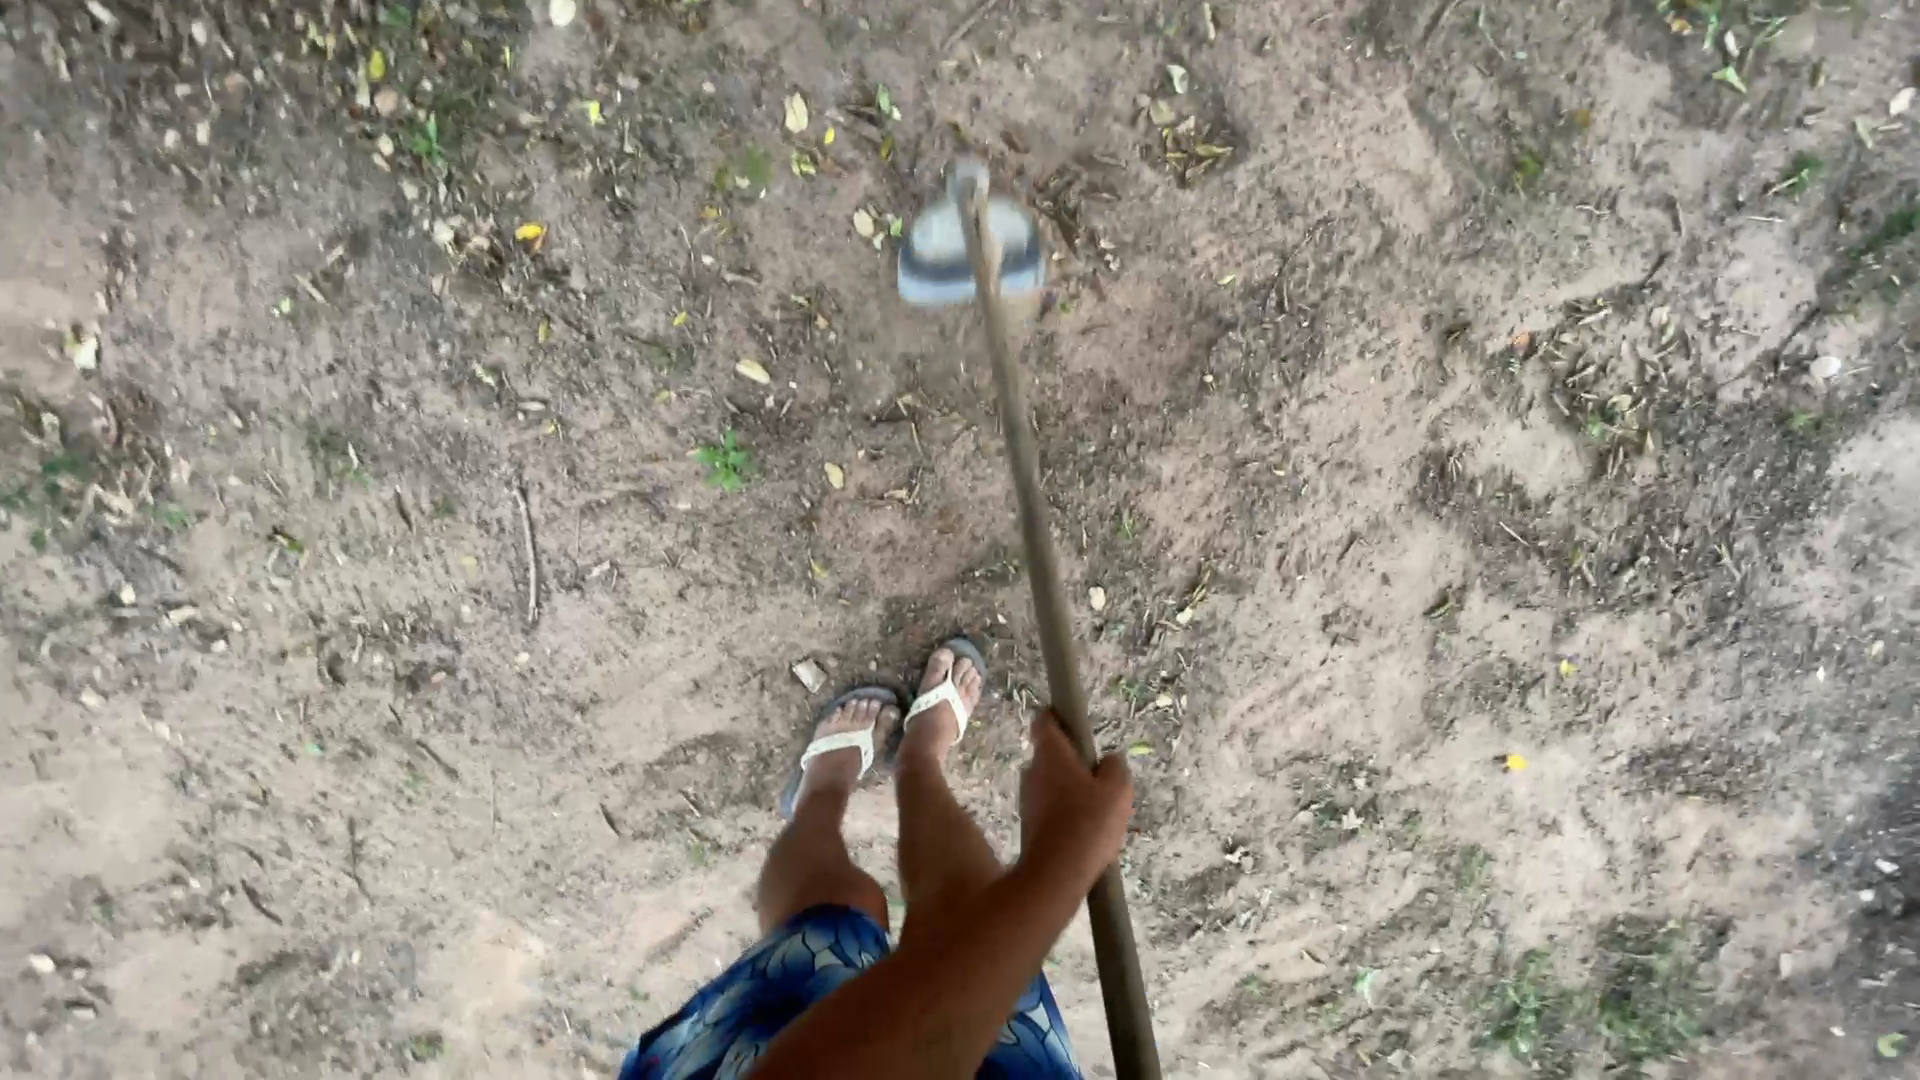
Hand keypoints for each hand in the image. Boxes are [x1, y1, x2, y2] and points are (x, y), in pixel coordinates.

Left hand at [1017, 709, 1133, 890]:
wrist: (1056, 873)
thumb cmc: (1088, 822)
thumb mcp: (1118, 790)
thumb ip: (1115, 768)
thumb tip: (1109, 760)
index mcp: (1051, 753)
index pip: (1045, 720)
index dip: (1058, 717)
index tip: (1074, 724)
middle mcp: (1032, 769)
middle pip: (1051, 754)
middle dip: (1072, 761)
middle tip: (1098, 777)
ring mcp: (1027, 797)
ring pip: (1051, 782)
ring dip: (1069, 789)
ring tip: (1096, 810)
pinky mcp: (1028, 821)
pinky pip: (1049, 806)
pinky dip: (1064, 811)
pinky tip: (1084, 830)